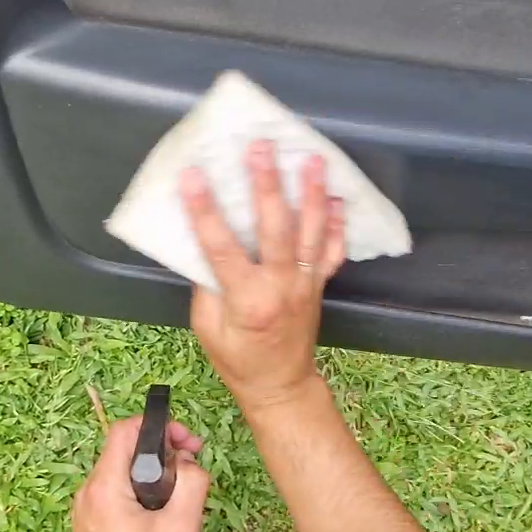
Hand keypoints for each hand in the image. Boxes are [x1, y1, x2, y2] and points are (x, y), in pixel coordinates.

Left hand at [73, 415, 210, 531]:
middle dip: (161, 449)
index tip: (186, 442)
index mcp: (105, 487)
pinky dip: (141, 490)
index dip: (158, 426)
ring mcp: (85, 512)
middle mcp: (88, 494)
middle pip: (124, 450)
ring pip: (122, 472)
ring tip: (182, 490)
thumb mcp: (182, 525)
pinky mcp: (90, 528)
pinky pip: (116, 493)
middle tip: (193, 463)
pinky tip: (163, 511)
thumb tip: (187, 461)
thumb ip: (192, 481)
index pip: (124, 430)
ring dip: (153, 471)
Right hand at [182, 139, 346, 408]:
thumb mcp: (207, 328)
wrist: (281, 384)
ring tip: (313, 158)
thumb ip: (207, 285)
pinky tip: (339, 196)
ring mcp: (305, 283)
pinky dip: (338, 223)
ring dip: (313, 192)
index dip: (205, 210)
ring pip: (311, 231)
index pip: (221, 247)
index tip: (192, 175)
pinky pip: (332, 250)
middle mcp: (281, 286)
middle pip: (275, 228)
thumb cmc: (238, 359)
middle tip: (262, 147)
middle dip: (267, 184)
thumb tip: (202, 240)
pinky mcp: (318, 283)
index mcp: (247, 300)